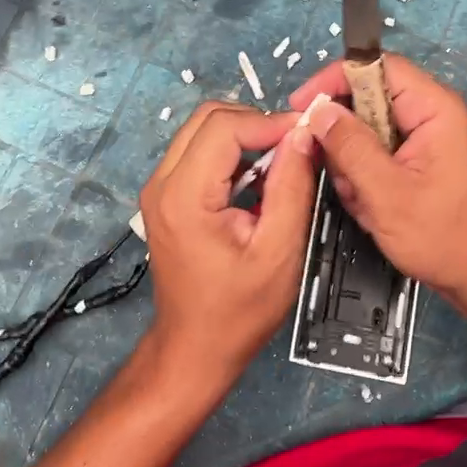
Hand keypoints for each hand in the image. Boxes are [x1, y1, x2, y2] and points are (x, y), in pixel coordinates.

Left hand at [136, 102, 317, 386]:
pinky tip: (258, 181)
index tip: (307, 137)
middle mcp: (161, 182)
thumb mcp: (280, 251)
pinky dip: (231, 153)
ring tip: (281, 165)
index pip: (225, 126)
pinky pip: (198, 153)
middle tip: (295, 148)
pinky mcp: (165, 196)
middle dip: (256, 123)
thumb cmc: (239, 310)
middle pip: (208, 118)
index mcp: (184, 195)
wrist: (195, 348)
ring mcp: (158, 188)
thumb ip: (293, 186)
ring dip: (244, 137)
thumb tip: (304, 134)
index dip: (270, 123)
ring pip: (202, 131)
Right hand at [288, 56, 466, 301]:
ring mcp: (425, 136)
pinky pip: (377, 151)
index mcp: (434, 108)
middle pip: (367, 98)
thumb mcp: (387, 194)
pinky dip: (365, 176)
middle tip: (337, 171)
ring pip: (366, 129)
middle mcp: (431, 113)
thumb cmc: (444, 238)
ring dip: (354, 163)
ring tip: (364, 200)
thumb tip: (319, 111)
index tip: (303, 105)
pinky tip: (372, 206)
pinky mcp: (417, 157)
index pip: (377, 67)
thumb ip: (351, 148)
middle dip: (345, 136)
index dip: (335, 79)